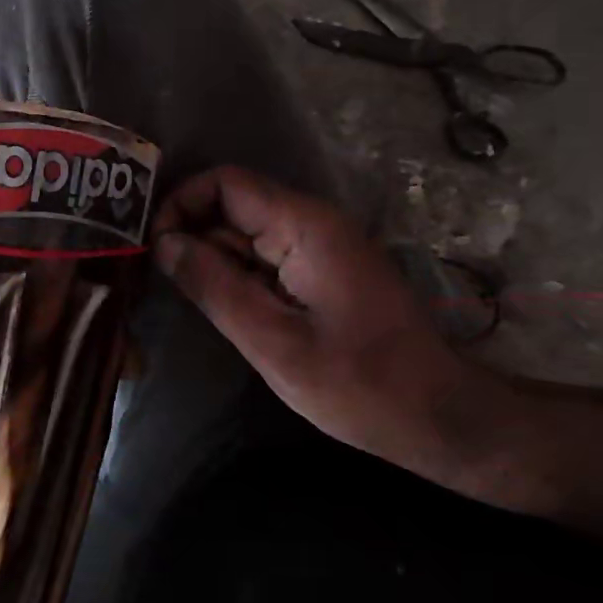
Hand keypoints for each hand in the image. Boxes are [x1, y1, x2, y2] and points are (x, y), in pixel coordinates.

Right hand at [151, 165, 512, 477]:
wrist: (446, 420)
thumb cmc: (364, 385)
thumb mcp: (276, 343)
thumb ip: (214, 287)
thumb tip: (162, 244)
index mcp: (304, 226)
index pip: (225, 182)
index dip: (182, 202)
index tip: (156, 245)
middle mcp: (309, 223)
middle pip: (229, 205)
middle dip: (189, 233)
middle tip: (158, 276)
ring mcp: (314, 247)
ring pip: (240, 232)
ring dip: (208, 257)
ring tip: (181, 294)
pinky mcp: (315, 270)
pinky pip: (259, 256)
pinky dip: (231, 273)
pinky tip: (216, 303)